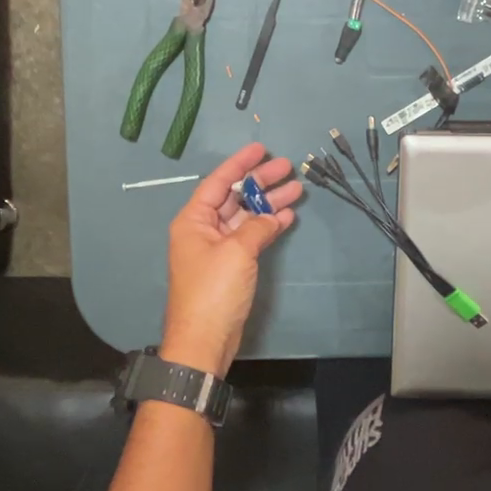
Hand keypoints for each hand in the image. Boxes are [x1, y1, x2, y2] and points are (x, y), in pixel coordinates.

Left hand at [160, 143, 300, 377]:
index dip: (240, 163)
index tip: (261, 148)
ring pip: (246, 215)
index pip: (218, 182)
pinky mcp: (231, 265)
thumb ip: (257, 226)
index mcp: (194, 220)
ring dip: (269, 203)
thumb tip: (274, 215)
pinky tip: (288, 216)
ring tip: (297, 189)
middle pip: (234, 196)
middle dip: (260, 181)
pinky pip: (251, 235)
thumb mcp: (236, 251)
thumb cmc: (213, 291)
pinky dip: (268, 225)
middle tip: (287, 167)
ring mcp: (218, 247)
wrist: (204, 342)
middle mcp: (203, 229)